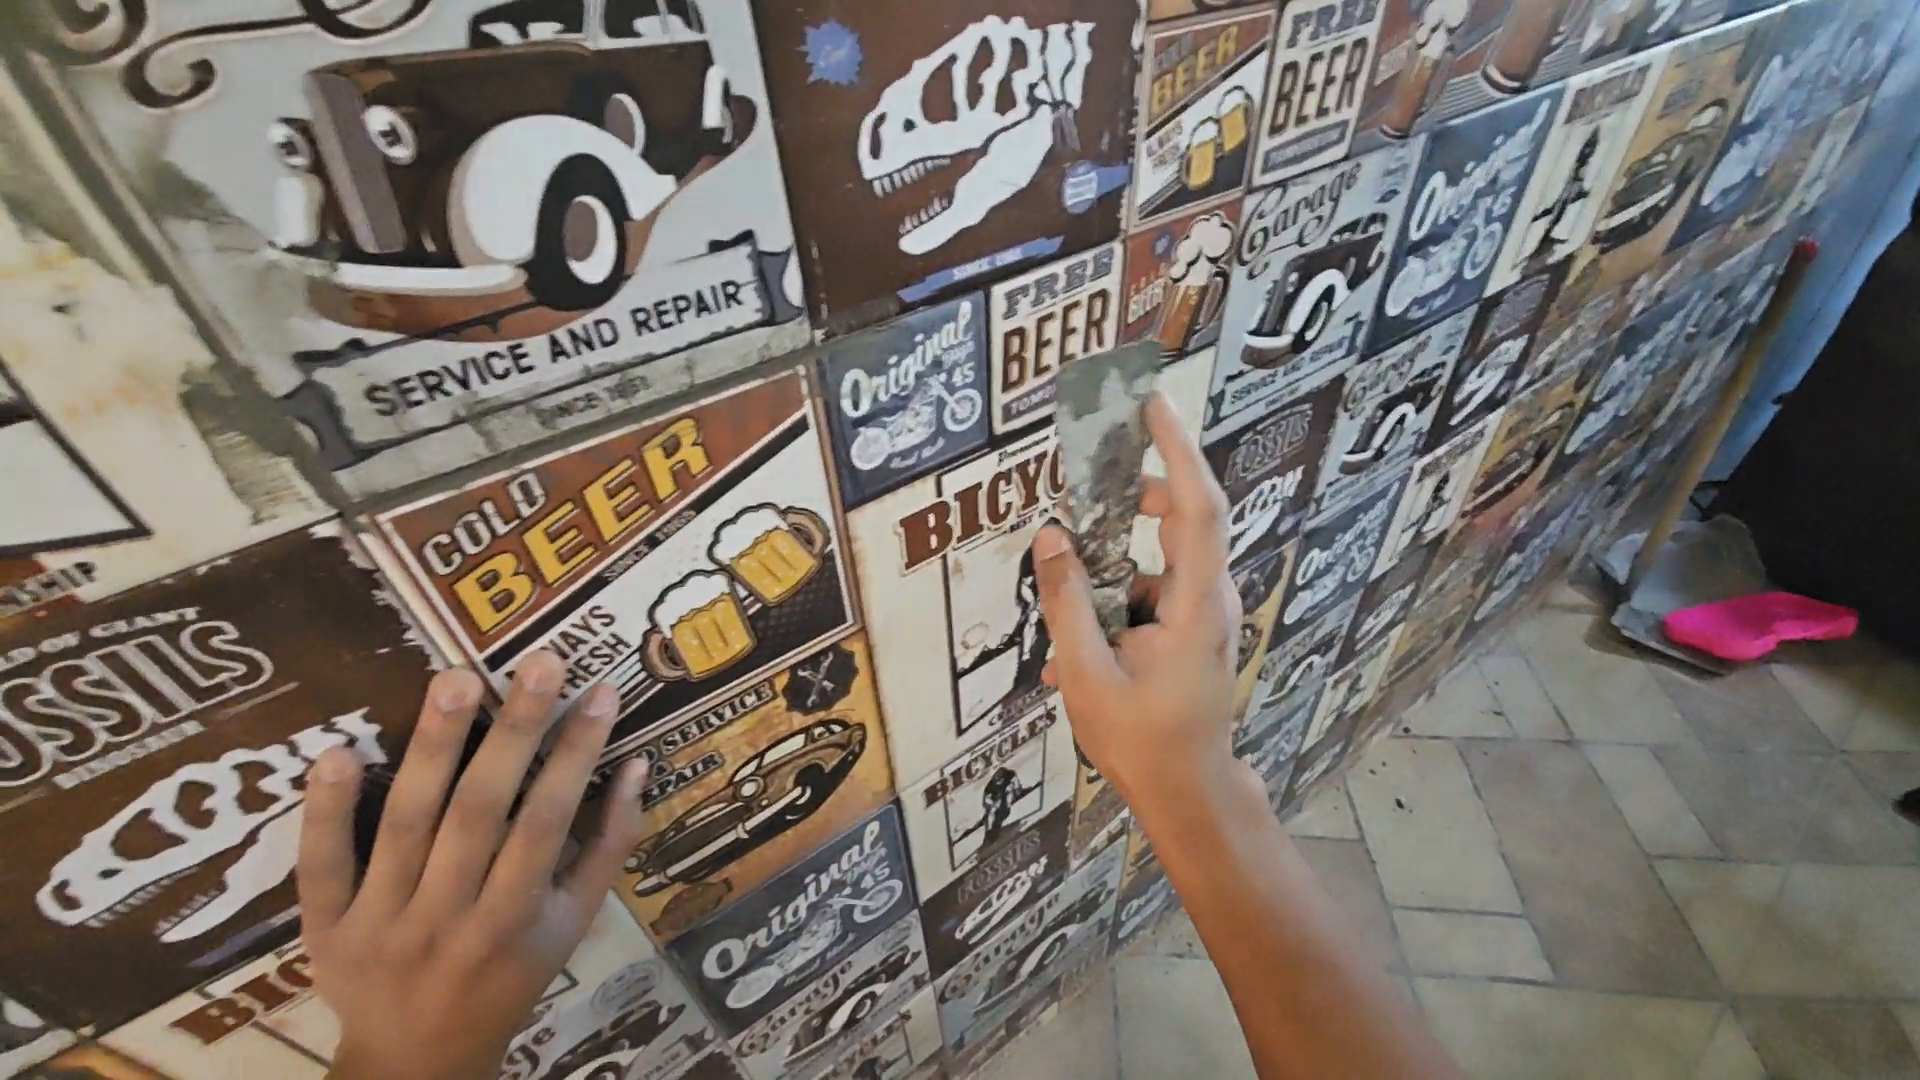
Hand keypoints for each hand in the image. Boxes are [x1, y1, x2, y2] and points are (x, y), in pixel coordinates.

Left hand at [298, 652, 648, 1079]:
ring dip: (432, 745)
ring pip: (406, 822)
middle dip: (513, 730)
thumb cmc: (516, 974)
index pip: (548, 820)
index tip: (600, 691)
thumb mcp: (577, 919)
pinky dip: (325, 811)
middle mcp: (448, 917)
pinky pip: (321, 865)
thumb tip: (637, 766)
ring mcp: (379, 922)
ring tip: (456, 677)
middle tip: (538, 661)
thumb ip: (609, 843)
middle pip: (479, 811)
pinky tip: (339, 751)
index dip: (577, 753)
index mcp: (516, 919)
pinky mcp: (324, 927)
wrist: (419, 1056)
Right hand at [1033, 393, 1245, 810]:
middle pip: (1184, 519)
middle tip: (1091, 477)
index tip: (1153, 404)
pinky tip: (1077, 638)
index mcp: (1194, 605)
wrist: (1188, 794)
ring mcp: (1202, 614)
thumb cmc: (1141, 741)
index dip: (1177, 451)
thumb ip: (1067, 602)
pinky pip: (1150, 591)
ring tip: (1069, 572)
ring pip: (1160, 558)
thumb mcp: (1086, 673)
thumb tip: (1052, 537)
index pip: (1196, 508)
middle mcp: (1208, 598)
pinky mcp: (1189, 629)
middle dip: (1139, 492)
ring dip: (1117, 556)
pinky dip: (1115, 597)